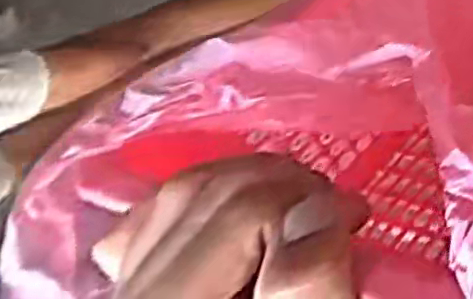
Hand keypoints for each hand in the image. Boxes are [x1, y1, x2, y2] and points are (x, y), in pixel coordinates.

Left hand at [96, 155, 365, 298]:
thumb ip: (309, 280)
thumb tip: (318, 208)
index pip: (245, 212)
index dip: (314, 206)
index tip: (356, 226)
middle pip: (219, 191)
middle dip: (296, 189)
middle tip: (339, 220)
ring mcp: (116, 297)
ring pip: (189, 190)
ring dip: (264, 184)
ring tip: (304, 216)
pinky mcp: (127, 293)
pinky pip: (154, 216)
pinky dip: (212, 200)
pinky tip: (245, 223)